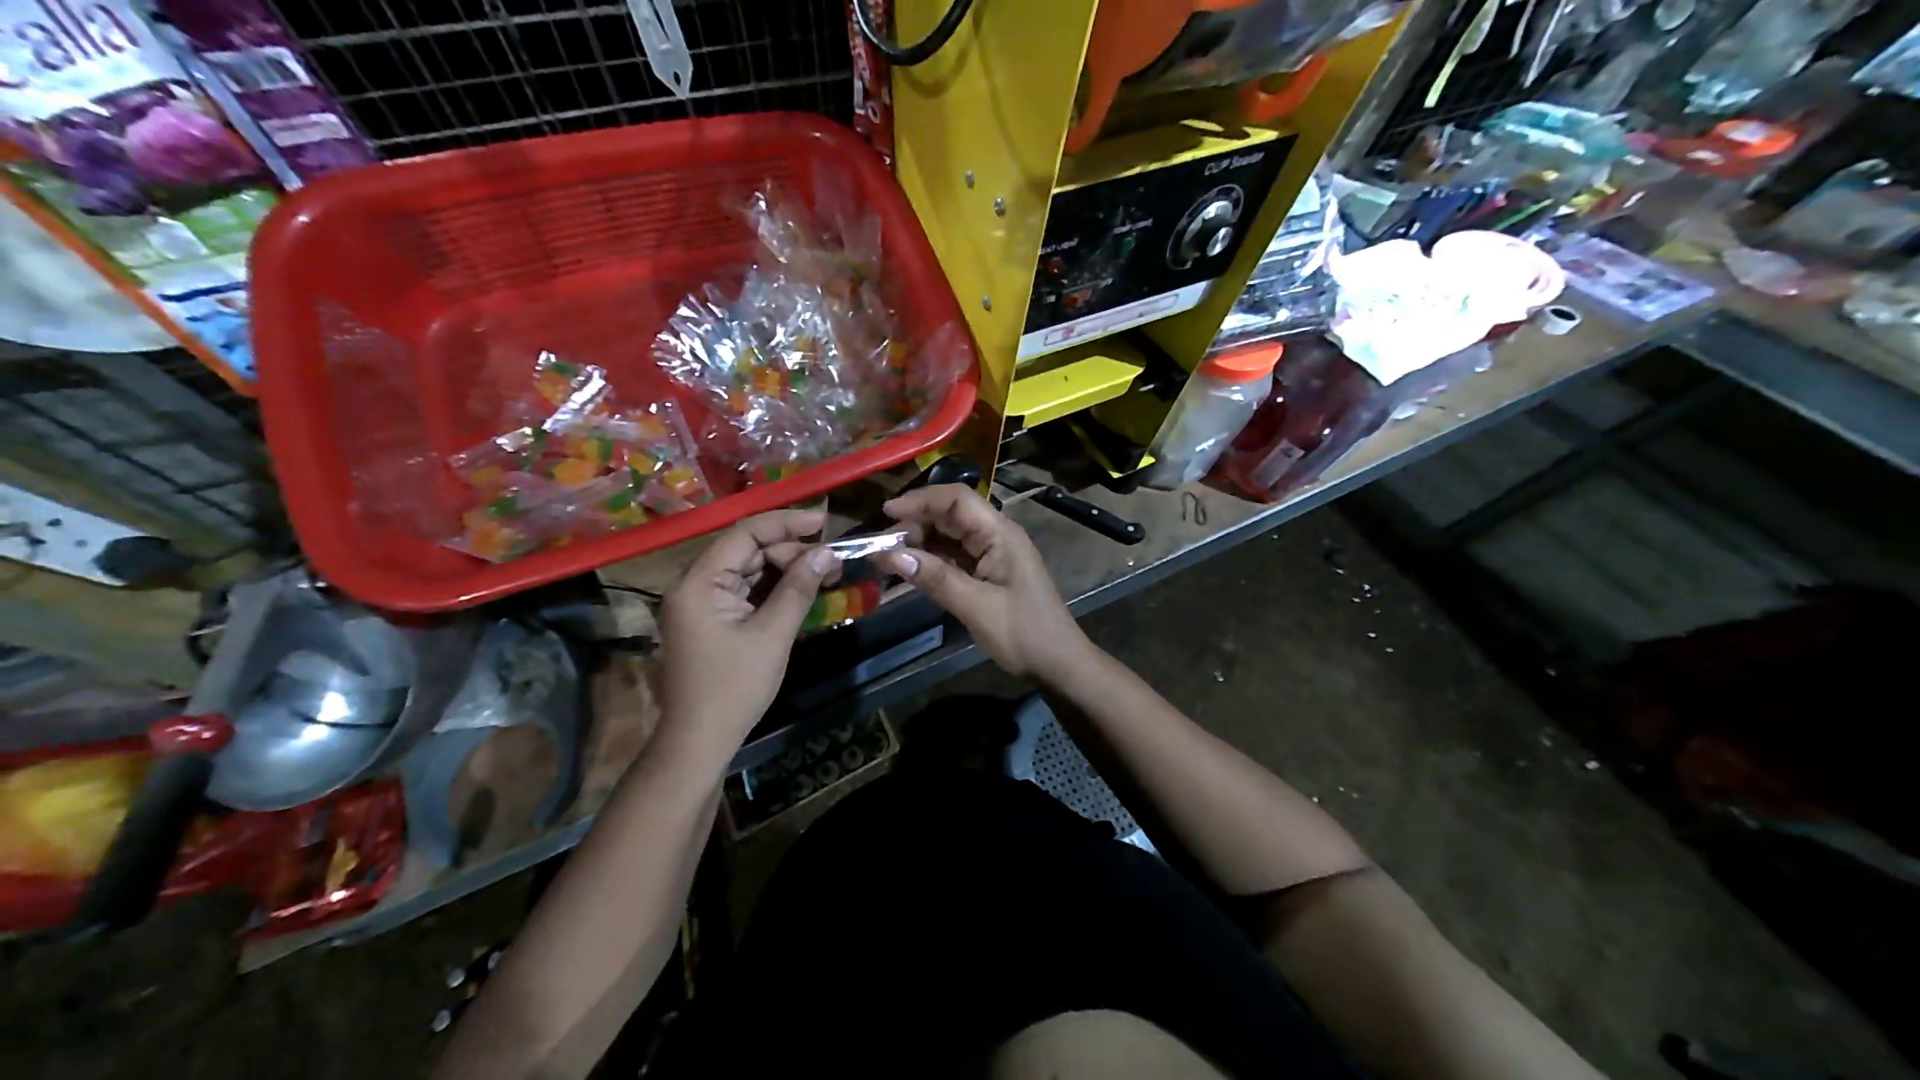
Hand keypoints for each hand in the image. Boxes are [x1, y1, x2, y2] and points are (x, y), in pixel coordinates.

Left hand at [659, 510, 837, 755]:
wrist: (700, 739)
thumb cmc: (734, 686)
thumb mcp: (772, 634)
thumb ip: (798, 588)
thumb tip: (827, 553)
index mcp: (699, 582)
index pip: (744, 534)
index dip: (786, 524)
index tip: (824, 521)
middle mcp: (694, 584)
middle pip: (746, 550)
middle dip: (789, 550)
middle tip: (831, 560)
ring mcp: (700, 602)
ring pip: (748, 569)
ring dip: (785, 568)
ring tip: (824, 573)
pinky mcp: (710, 619)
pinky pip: (745, 591)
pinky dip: (773, 588)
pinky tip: (802, 589)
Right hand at [880, 485, 1091, 680]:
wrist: (1058, 663)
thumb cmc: (1023, 633)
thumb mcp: (977, 607)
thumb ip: (935, 579)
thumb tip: (890, 555)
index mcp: (1000, 534)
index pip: (956, 499)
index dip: (920, 500)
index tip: (886, 512)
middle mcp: (996, 536)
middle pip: (950, 514)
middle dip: (916, 522)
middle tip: (883, 544)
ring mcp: (993, 554)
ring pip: (950, 535)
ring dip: (920, 541)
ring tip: (889, 556)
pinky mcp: (988, 573)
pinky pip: (955, 556)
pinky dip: (931, 560)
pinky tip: (910, 569)